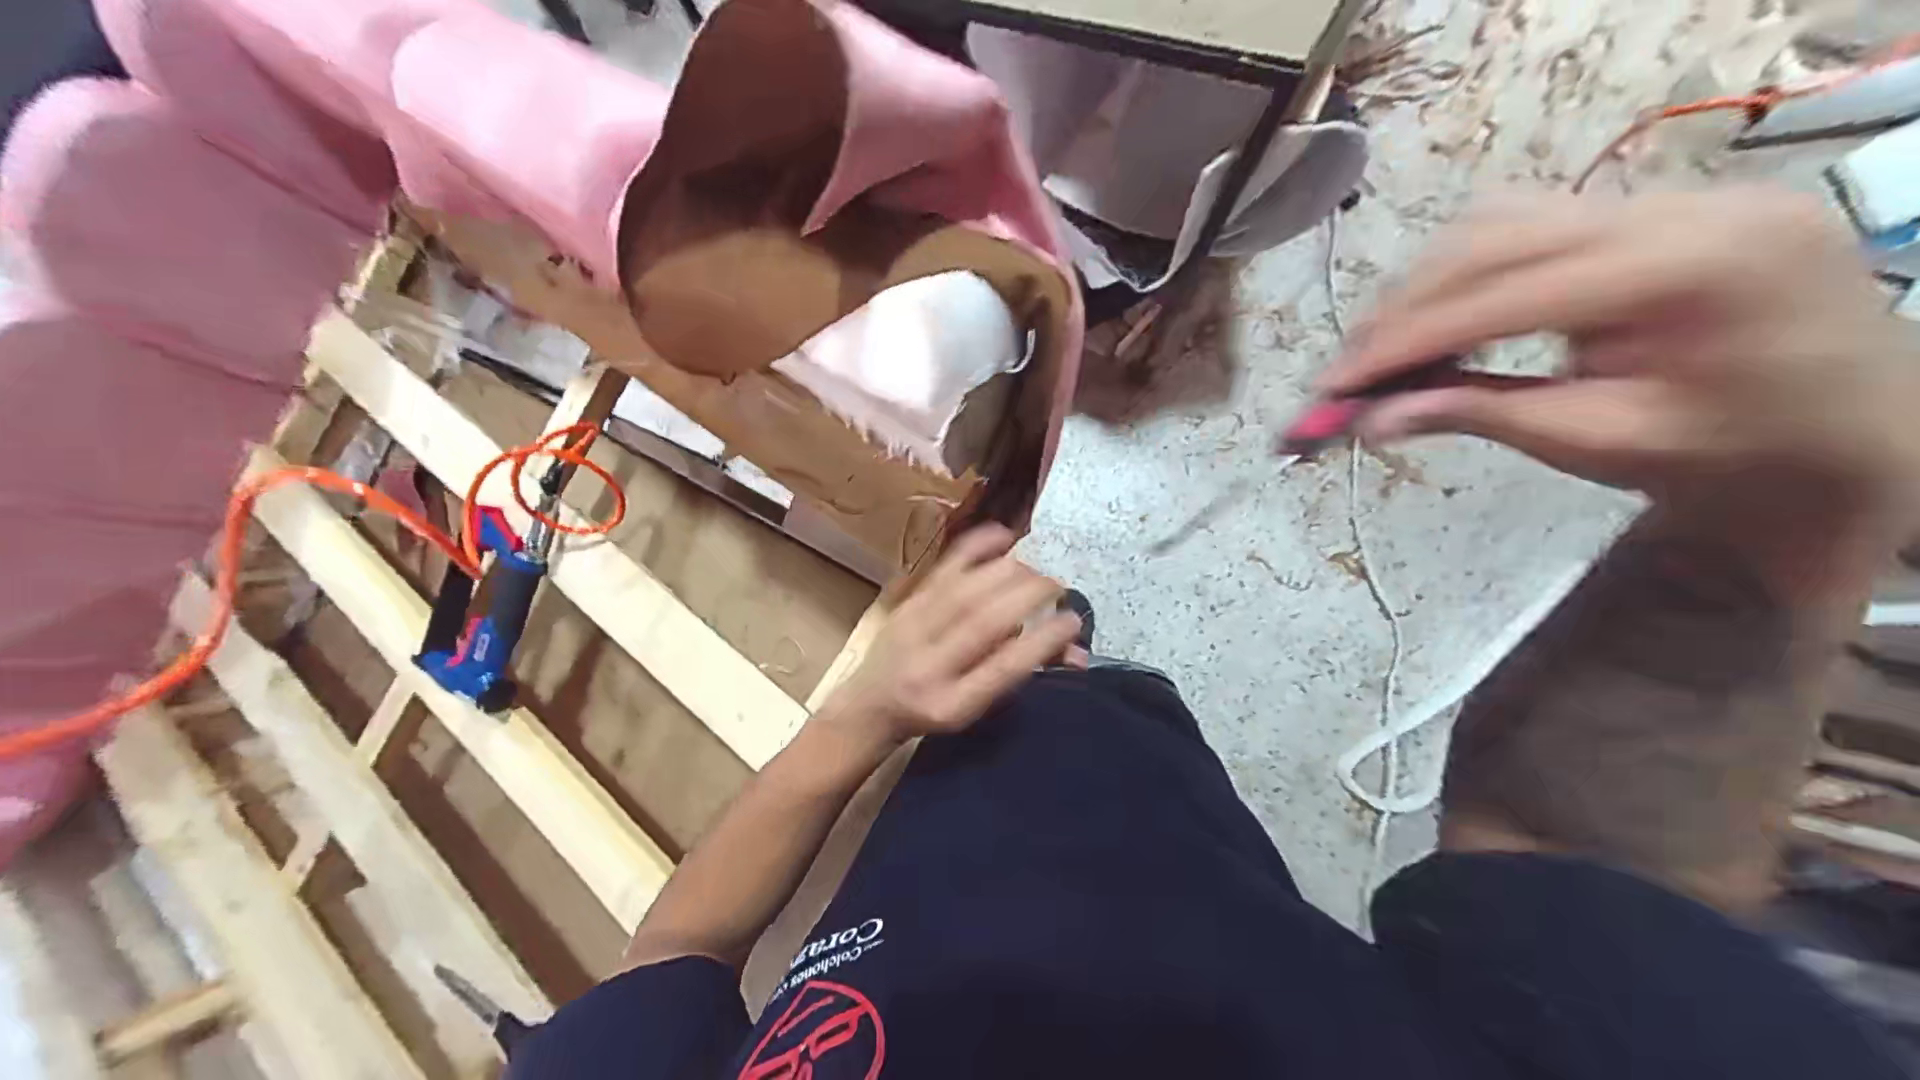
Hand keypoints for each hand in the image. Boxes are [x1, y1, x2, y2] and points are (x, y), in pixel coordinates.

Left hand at [816, 524, 1081, 742]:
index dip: (1043, 641)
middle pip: (982, 622)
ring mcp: (912, 631)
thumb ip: (1024, 675)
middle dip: (1028, 596)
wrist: (871, 705)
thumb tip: (1076, 652)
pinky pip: (942, 570)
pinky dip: (974, 547)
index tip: (1073, 620)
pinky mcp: (905, 605)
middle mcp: (930, 667)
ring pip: (963, 592)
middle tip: (1058, 586)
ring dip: (1006, 573)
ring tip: (1036, 570)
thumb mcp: (978, 708)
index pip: (1004, 668)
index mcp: (953, 703)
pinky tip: (1002, 535)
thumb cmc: (936, 709)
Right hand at [1322, 189, 1919, 523]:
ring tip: (1380, 349)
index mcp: (1689, 266)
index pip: (1500, 291)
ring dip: (1421, 286)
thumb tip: (1371, 423)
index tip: (1332, 386)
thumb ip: (1479, 416)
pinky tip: (1437, 313)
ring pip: (1496, 221)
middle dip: (1399, 312)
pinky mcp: (1647, 209)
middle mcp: (1678, 206)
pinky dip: (1461, 269)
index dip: (1402, 340)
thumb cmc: (1727, 453)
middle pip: (1489, 241)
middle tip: (1343, 373)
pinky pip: (1525, 221)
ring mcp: (1666, 198)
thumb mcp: (1596, 442)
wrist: (1844, 429)